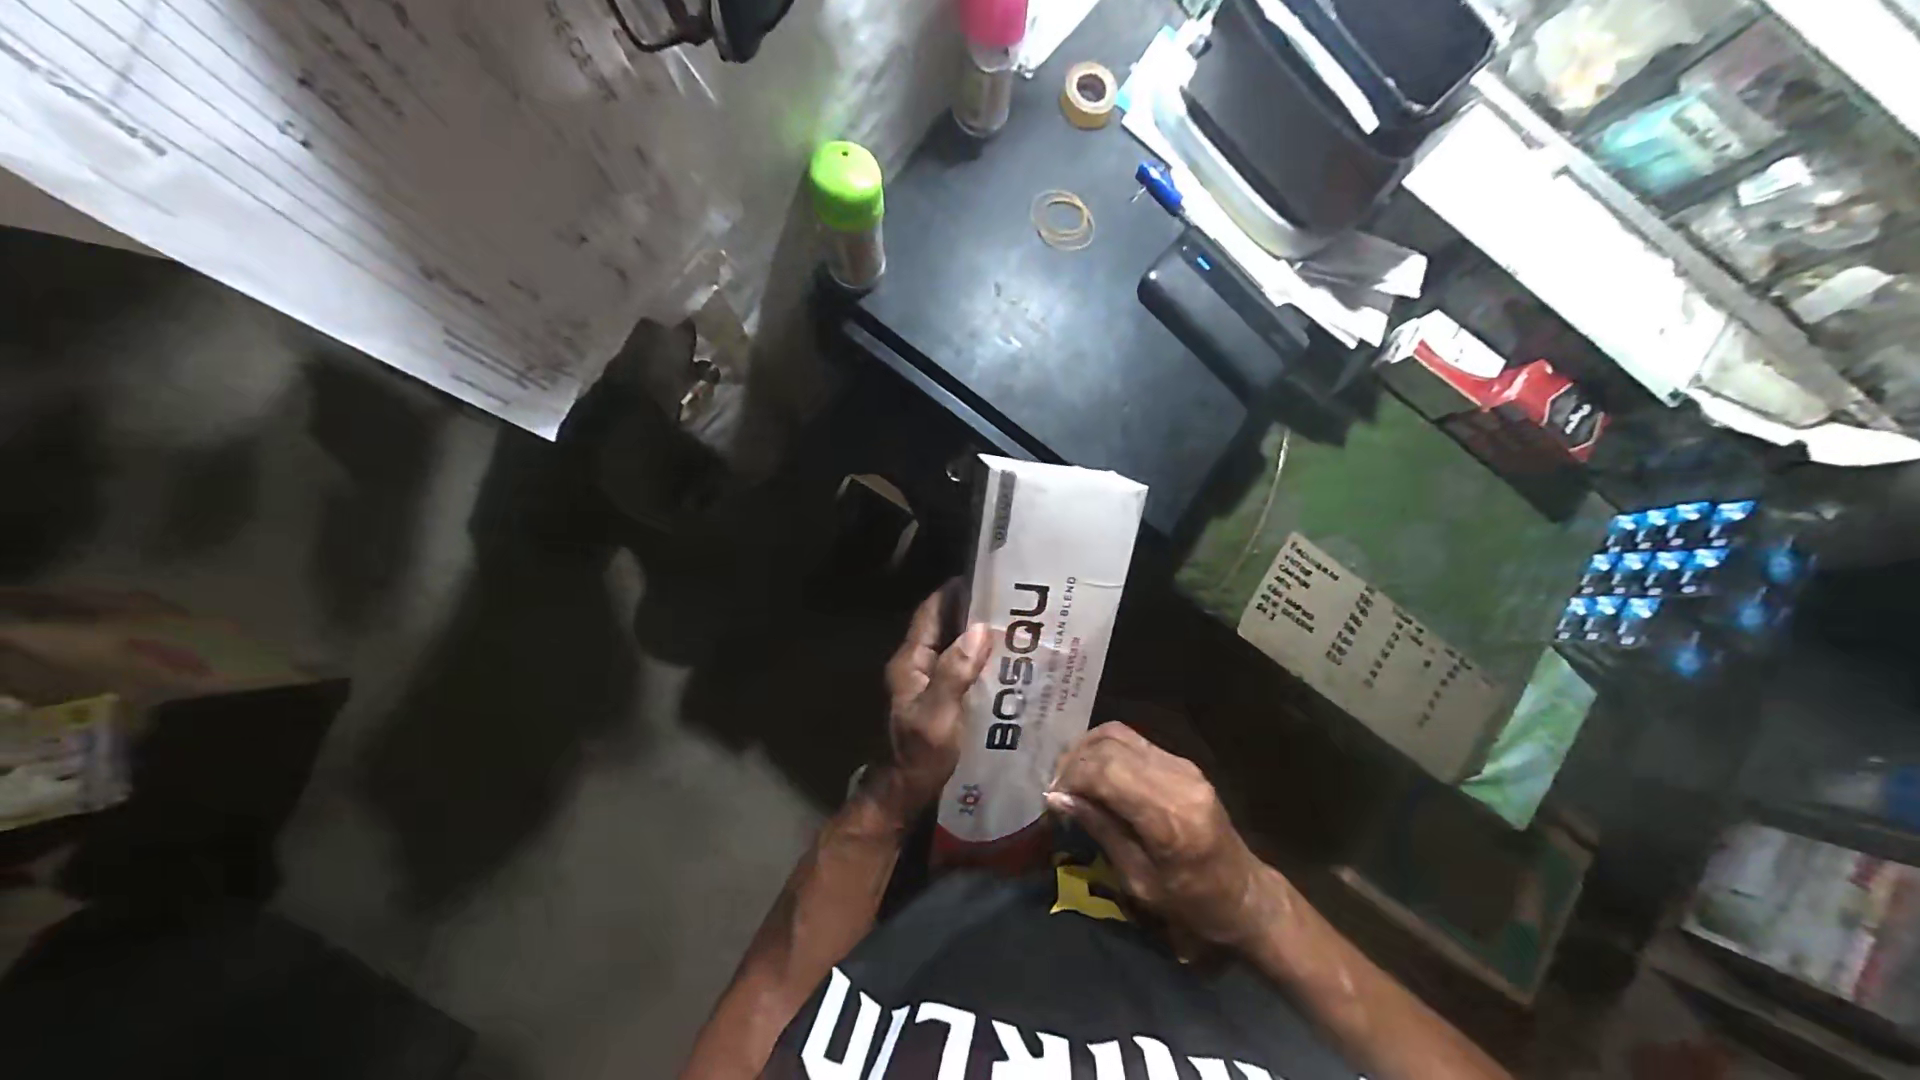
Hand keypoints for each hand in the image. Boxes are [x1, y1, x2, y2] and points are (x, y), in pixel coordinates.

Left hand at [876, 586, 989, 822]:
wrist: (909, 790)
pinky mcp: (939, 695)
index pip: (930, 612)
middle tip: (1009, 600)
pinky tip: (1002, 659)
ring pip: (953, 645)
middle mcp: (916, 664)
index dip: (953, 592)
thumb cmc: (921, 752)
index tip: (985, 577)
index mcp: (910, 661)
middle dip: (971, 610)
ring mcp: (927, 680)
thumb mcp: (939, 713)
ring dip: (976, 634)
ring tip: (1012, 624)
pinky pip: (959, 665)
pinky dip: (977, 657)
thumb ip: (956, 671)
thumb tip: (980, 629)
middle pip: (943, 625)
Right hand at [1046, 724, 1274, 947]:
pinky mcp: (1182, 762)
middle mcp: (1178, 780)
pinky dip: (1105, 750)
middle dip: (1073, 761)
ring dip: (1087, 750)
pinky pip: (1133, 740)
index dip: (1070, 777)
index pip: (1106, 772)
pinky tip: (1095, 773)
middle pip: (1109, 746)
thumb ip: (1100, 829)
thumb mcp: (1138, 880)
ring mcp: (1183, 765)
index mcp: (1169, 818)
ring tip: (1072, 778)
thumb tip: (1057, 797)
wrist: (1244, 895)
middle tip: (1058, 788)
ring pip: (1118, 734)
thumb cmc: (1191, 903)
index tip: (1052, 797)